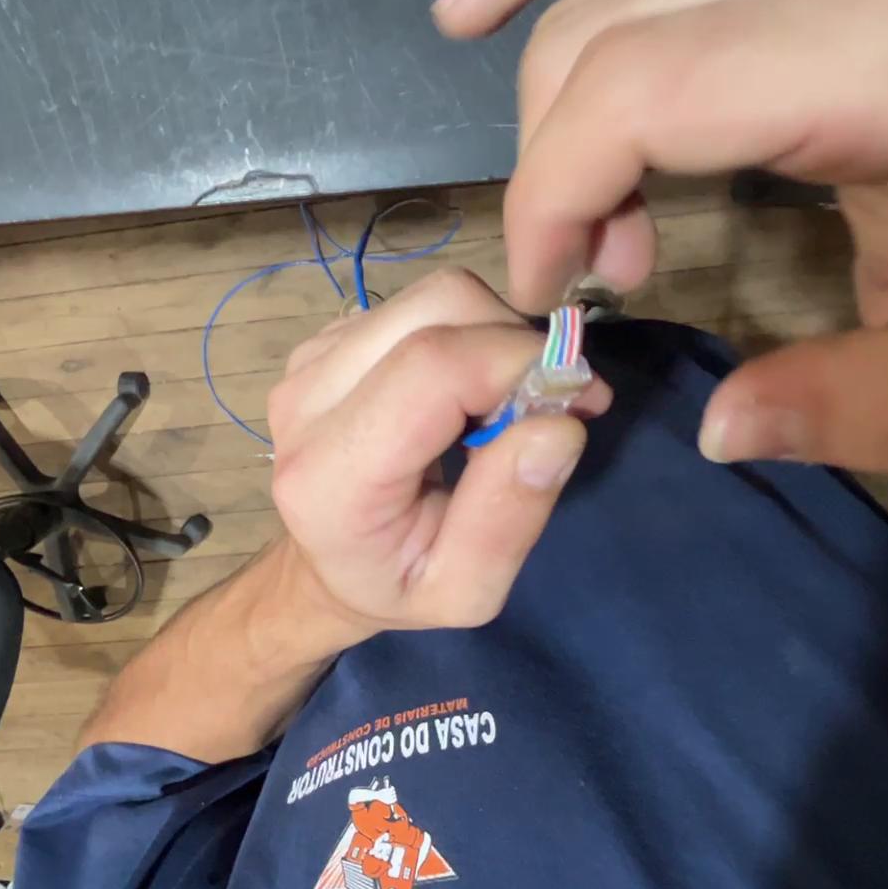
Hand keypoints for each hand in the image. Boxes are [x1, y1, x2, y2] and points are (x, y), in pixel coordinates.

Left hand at [266, 268, 609, 633]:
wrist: (327, 567)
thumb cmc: (395, 586)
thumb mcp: (466, 591)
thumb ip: (508, 518)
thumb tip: (559, 424)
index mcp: (332, 476)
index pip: (433, 368)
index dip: (522, 363)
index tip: (581, 397)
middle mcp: (306, 403)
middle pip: (436, 308)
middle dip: (514, 342)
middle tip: (545, 402)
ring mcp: (309, 364)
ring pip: (431, 297)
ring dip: (491, 337)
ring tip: (504, 403)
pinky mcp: (323, 345)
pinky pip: (415, 308)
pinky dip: (462, 337)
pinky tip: (462, 393)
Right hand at [436, 0, 887, 484]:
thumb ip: (870, 408)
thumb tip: (718, 423)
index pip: (649, 83)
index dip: (555, 190)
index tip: (547, 290)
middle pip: (609, 27)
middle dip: (556, 165)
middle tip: (590, 269)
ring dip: (561, 109)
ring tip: (600, 215)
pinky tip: (476, 9)